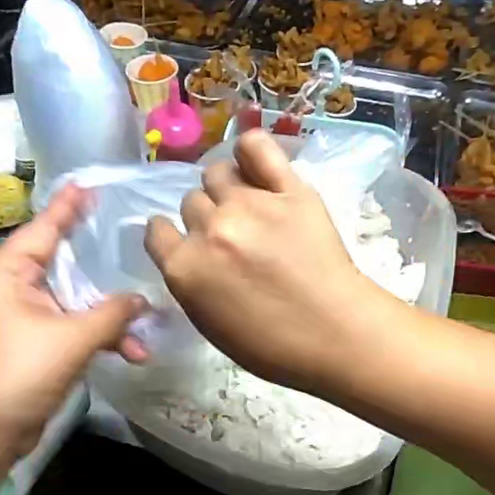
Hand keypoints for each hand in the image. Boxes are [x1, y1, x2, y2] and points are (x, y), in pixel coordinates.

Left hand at [0, 185, 145, 494]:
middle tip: (135, 252)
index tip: (90, 184)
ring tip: (142, 334)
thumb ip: (112, 314)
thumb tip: (142, 300)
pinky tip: (127, 354)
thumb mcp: (70, 342)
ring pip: (70, 304)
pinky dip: (93, 339)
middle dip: (103, 276)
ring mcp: (13, 320)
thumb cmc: (13, 378)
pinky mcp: (23, 347)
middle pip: (62, 268)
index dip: (69, 207)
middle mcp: (5, 289)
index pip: (43, 229)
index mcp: (3, 274)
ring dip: (106, 320)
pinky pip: (65, 329)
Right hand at [144, 130, 406, 390]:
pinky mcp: (290, 190)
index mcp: (184, 268)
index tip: (191, 244)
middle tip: (233, 236)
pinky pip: (257, 147)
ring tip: (250, 206)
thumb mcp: (212, 325)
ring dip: (227, 188)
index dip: (173, 236)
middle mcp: (210, 228)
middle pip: (191, 201)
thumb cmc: (274, 347)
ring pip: (218, 173)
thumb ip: (192, 282)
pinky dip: (251, 151)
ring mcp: (250, 204)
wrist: (337, 335)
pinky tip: (257, 165)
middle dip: (206, 217)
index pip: (156, 230)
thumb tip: (190, 254)